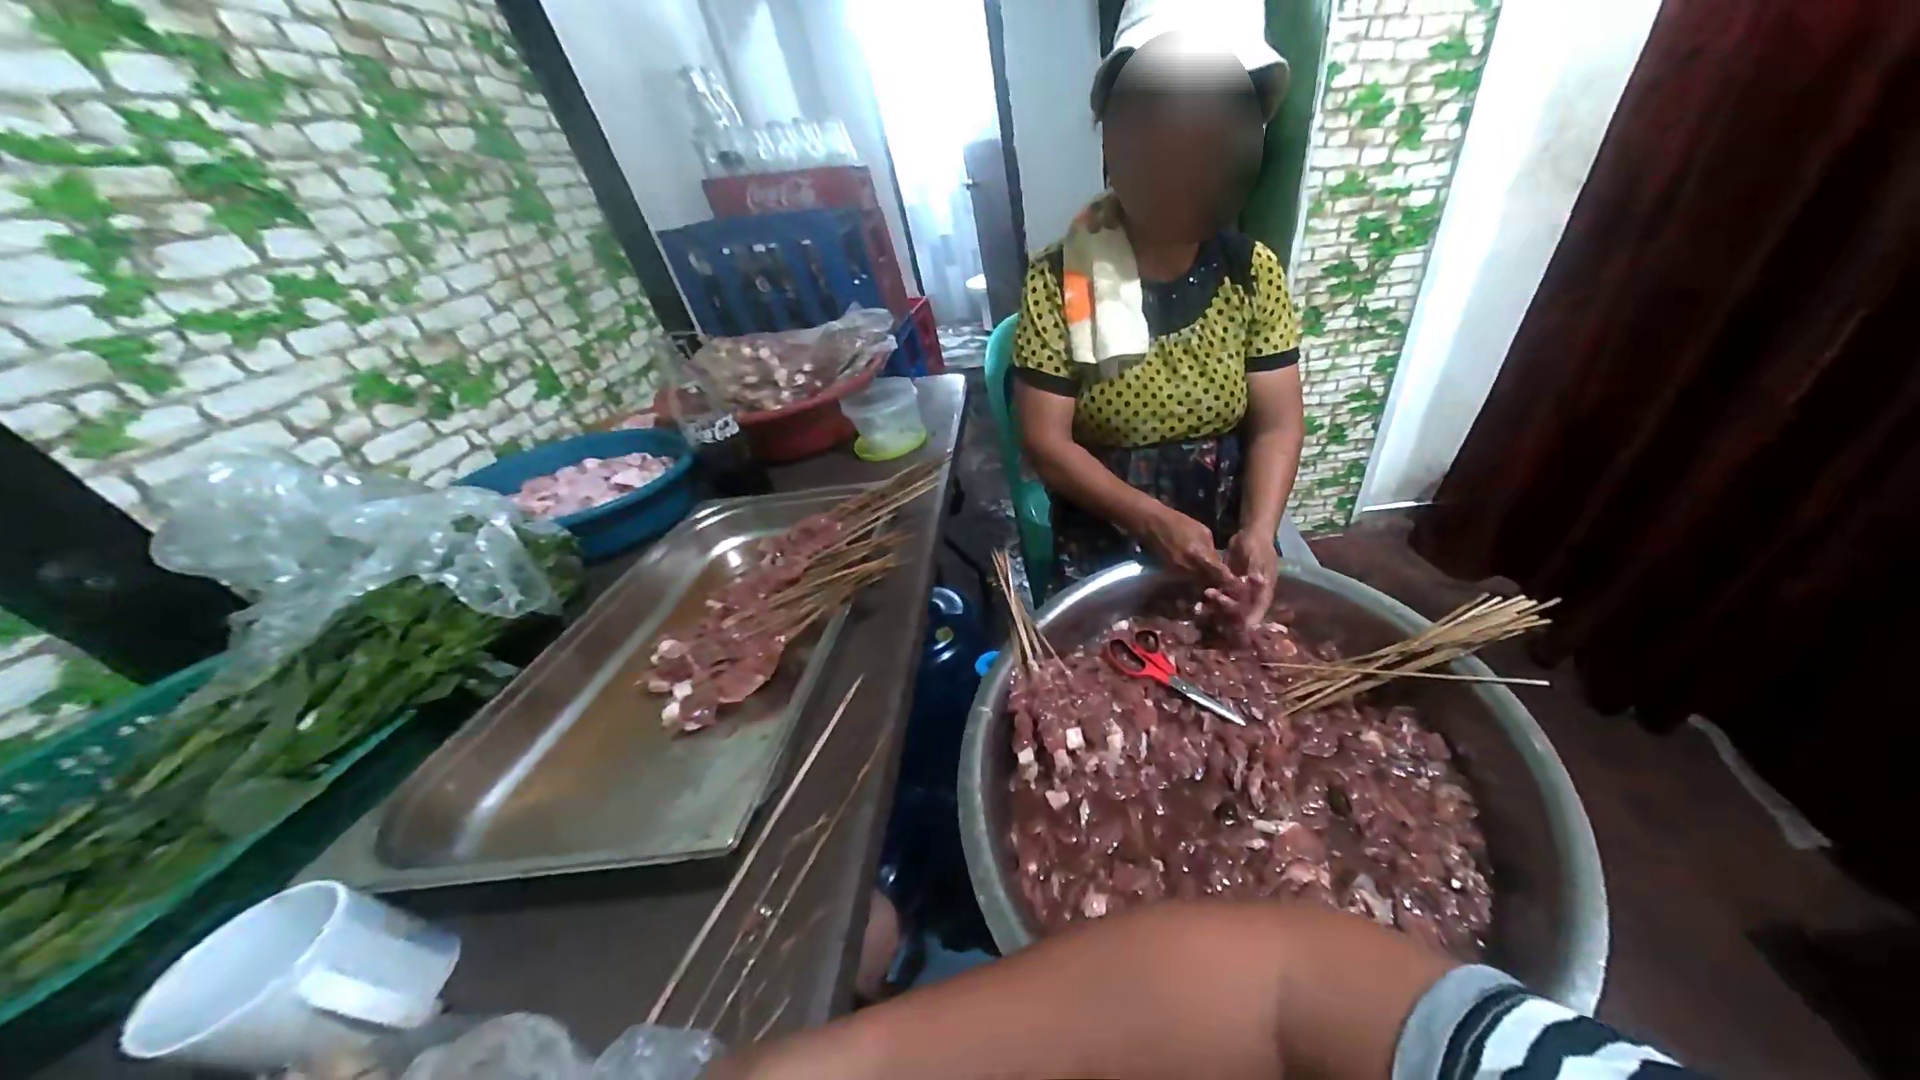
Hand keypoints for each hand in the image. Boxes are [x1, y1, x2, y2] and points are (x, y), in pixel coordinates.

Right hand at [1133, 505, 1232, 587]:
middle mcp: (1191, 569)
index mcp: (1202, 556)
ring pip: (1198, 585)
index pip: (1222, 576)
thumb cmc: (1180, 523)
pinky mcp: (1170, 573)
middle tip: (1225, 585)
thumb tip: (1218, 563)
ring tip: (1211, 581)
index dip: (1231, 582)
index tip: (1237, 584)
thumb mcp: (1203, 532)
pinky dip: (1193, 580)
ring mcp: (1180, 573)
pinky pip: (1186, 581)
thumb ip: (1212, 551)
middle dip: (1218, 585)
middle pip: (1210, 584)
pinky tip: (1196, 575)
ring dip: (1205, 584)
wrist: (1154, 524)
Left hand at [1213, 528, 1278, 628]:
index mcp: (1265, 591)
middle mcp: (1254, 595)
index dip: (1249, 619)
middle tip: (1213, 597)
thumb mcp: (1258, 557)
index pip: (1258, 609)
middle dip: (1228, 608)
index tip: (1238, 625)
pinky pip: (1222, 595)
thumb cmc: (1257, 545)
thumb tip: (1259, 582)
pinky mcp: (1230, 585)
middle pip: (1242, 610)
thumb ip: (1257, 570)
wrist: (1250, 534)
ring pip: (1231, 604)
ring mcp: (1242, 591)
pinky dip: (1214, 598)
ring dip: (1218, 605)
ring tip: (1204, 599)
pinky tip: (1201, 597)